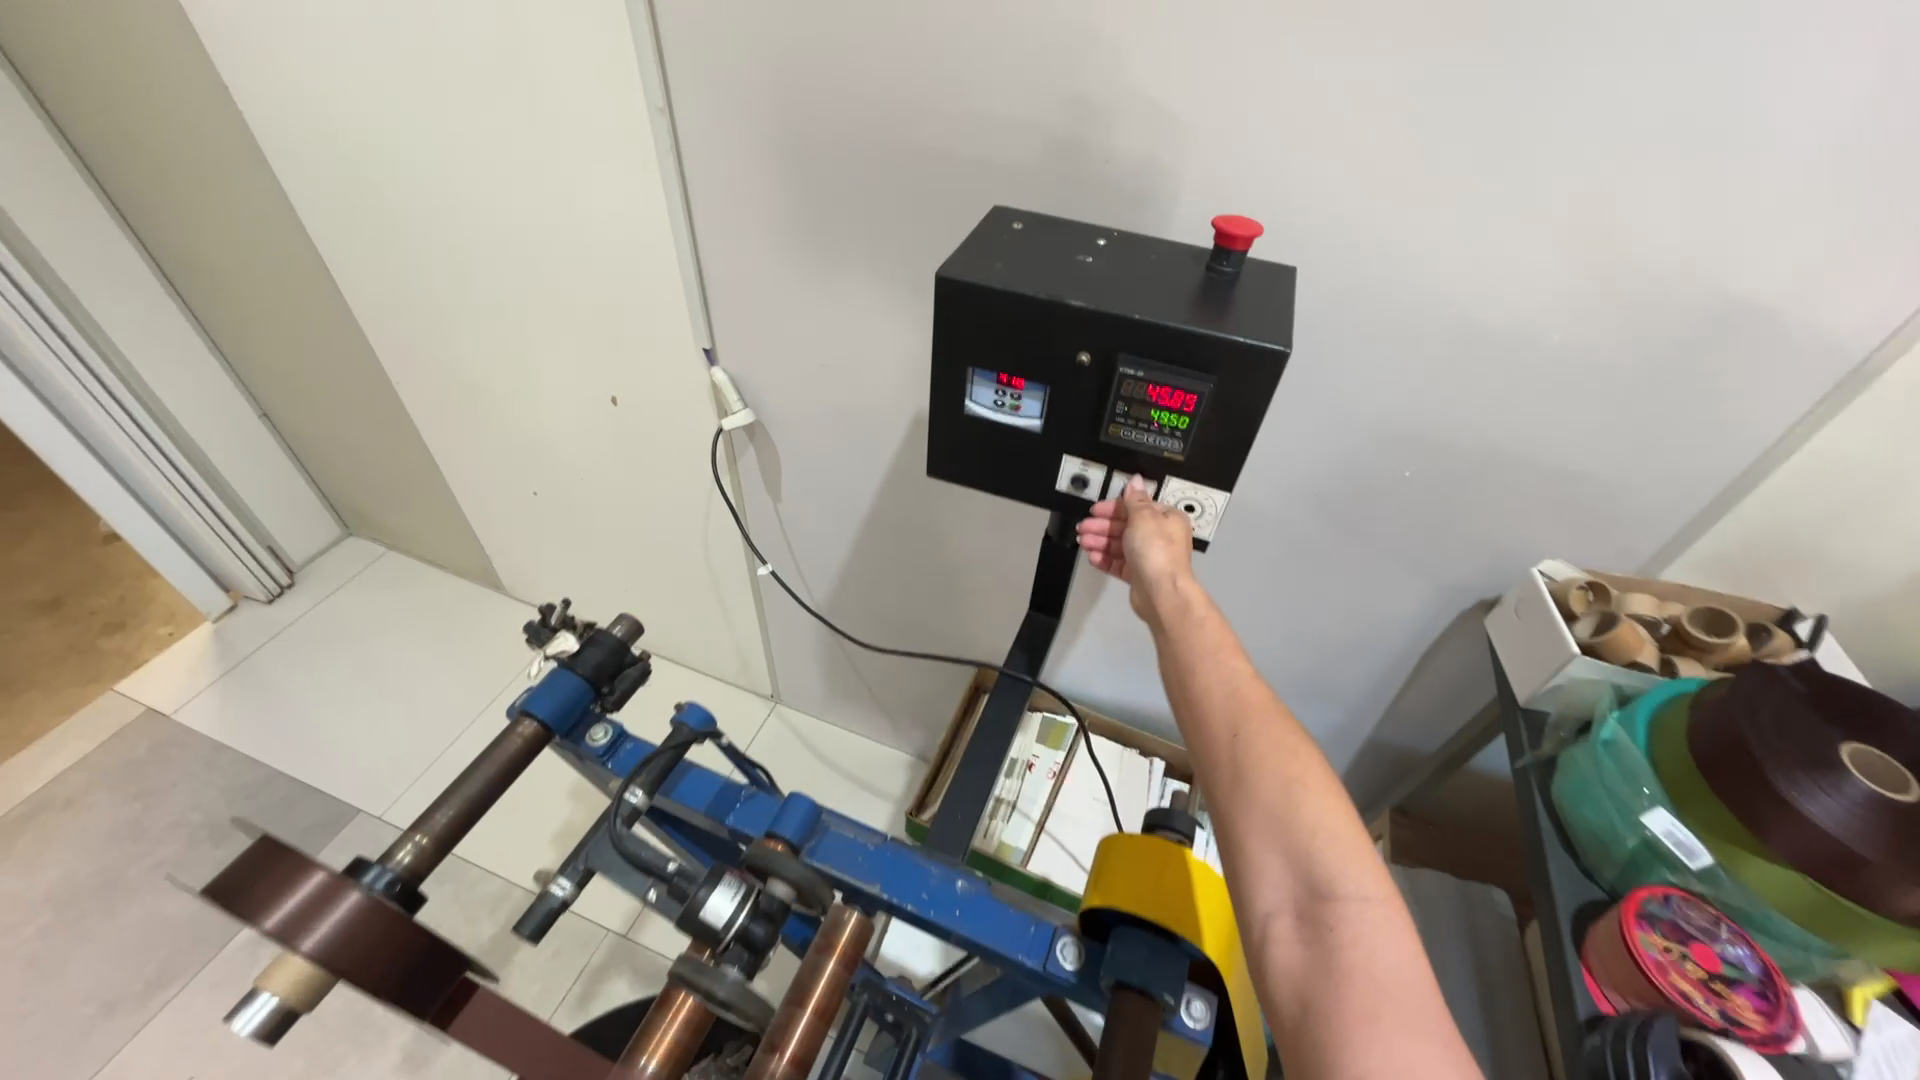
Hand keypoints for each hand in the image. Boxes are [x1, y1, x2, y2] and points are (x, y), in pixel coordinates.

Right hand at [1075, 476, 1195, 620]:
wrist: (1162, 592)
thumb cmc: (1156, 550)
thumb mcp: (1144, 517)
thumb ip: (1135, 499)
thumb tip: (1136, 479)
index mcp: (1166, 518)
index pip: (1136, 507)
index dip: (1113, 508)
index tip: (1094, 511)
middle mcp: (1160, 537)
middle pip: (1125, 526)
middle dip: (1102, 526)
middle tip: (1082, 528)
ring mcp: (1149, 557)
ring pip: (1120, 545)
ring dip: (1100, 542)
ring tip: (1083, 542)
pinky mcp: (1139, 575)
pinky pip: (1119, 564)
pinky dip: (1105, 559)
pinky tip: (1092, 557)